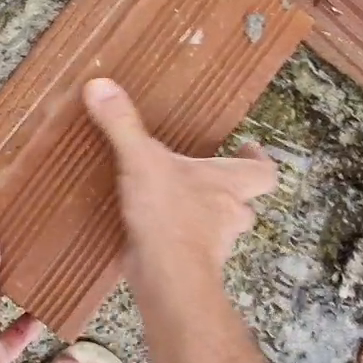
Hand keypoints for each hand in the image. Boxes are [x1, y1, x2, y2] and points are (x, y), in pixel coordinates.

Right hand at [82, 77, 276, 282]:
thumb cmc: (168, 214)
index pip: (263, 173)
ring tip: (172, 200)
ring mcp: (211, 244)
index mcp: (228, 184)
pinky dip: (174, 238)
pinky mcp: (187, 264)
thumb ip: (122, 123)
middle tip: (203, 176)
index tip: (249, 147)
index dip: (260, 161)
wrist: (167, 279)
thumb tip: (100, 84)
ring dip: (202, 217)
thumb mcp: (141, 159)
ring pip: (219, 229)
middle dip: (227, 192)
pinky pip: (188, 247)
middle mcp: (227, 214)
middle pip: (244, 203)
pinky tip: (150, 229)